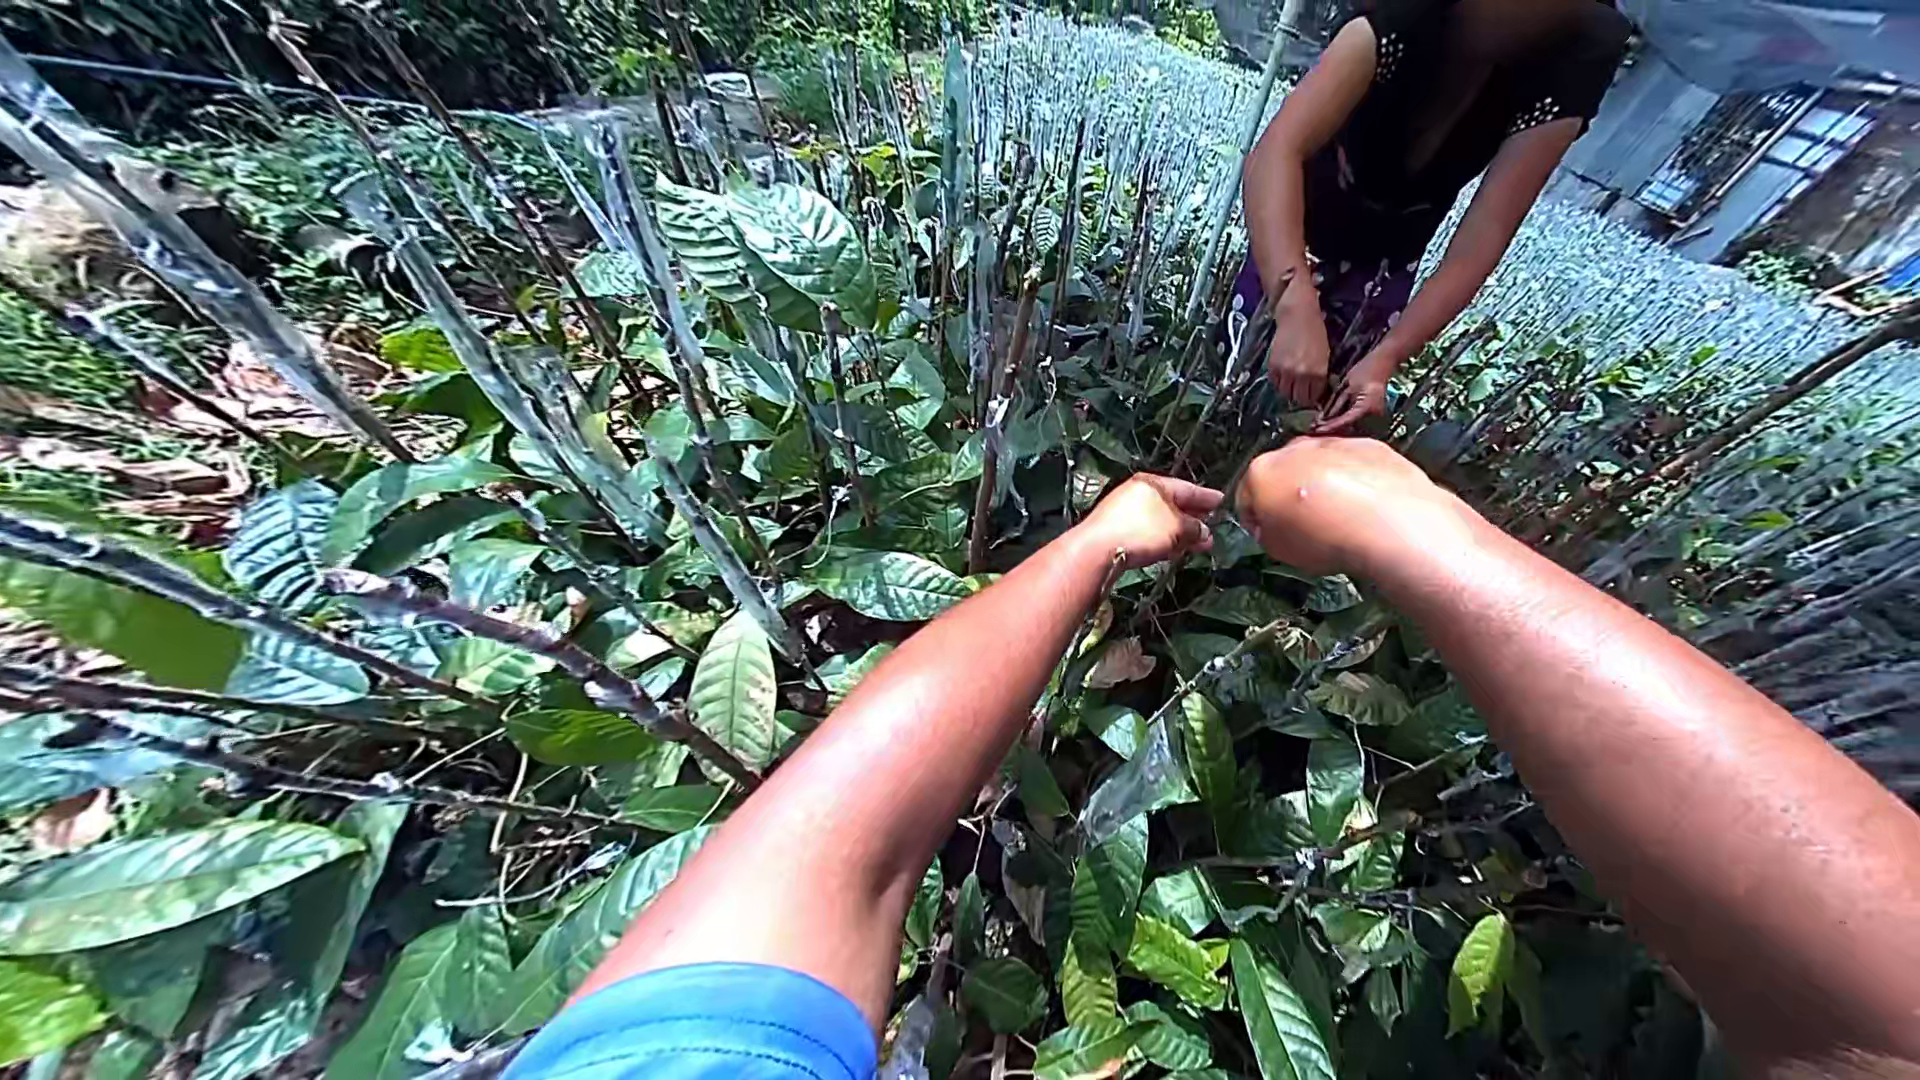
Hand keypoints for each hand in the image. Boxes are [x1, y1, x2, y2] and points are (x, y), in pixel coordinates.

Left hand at [1078, 474, 1223, 568]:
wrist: (1096, 550)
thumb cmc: (1139, 530)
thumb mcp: (1176, 527)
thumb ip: (1194, 528)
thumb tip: (1204, 532)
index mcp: (1152, 484)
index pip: (1186, 488)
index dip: (1205, 496)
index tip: (1221, 501)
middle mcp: (1137, 494)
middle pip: (1172, 505)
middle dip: (1193, 518)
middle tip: (1211, 527)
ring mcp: (1124, 514)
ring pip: (1160, 522)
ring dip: (1180, 532)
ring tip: (1197, 544)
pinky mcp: (1116, 533)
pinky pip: (1148, 534)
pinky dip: (1163, 540)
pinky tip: (1173, 551)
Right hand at [1236, 437, 1465, 575]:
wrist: (1391, 525)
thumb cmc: (1327, 537)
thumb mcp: (1277, 549)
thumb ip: (1266, 532)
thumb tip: (1273, 528)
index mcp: (1261, 472)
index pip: (1246, 495)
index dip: (1255, 519)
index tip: (1266, 533)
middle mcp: (1294, 450)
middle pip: (1282, 473)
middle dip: (1287, 495)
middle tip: (1302, 526)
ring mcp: (1334, 445)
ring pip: (1318, 466)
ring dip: (1322, 487)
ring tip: (1338, 520)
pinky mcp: (1370, 447)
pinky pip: (1353, 465)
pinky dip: (1355, 482)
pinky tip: (1364, 509)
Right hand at [1266, 292, 1331, 407]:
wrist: (1297, 316)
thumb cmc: (1316, 332)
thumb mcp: (1325, 354)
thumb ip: (1320, 374)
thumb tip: (1316, 389)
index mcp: (1317, 372)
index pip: (1313, 396)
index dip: (1313, 398)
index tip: (1313, 396)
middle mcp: (1300, 375)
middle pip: (1298, 398)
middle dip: (1301, 397)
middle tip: (1302, 393)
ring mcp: (1284, 372)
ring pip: (1284, 393)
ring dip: (1289, 391)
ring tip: (1293, 386)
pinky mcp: (1272, 367)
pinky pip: (1275, 383)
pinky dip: (1279, 383)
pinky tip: (1284, 377)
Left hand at [1314, 351, 1393, 433]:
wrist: (1383, 362)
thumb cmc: (1365, 370)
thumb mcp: (1346, 388)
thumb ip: (1335, 405)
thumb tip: (1322, 419)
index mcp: (1366, 407)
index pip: (1345, 421)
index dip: (1329, 426)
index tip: (1316, 429)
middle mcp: (1374, 414)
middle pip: (1348, 427)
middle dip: (1331, 428)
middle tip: (1314, 428)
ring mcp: (1376, 415)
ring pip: (1352, 426)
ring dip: (1336, 426)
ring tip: (1319, 426)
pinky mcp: (1373, 413)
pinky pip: (1356, 421)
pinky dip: (1343, 421)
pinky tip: (1331, 421)